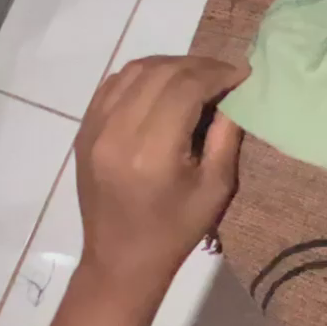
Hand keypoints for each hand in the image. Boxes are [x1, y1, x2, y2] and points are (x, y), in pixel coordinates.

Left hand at [74, 56, 246, 294]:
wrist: (120, 260)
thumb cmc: (175, 230)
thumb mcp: (215, 188)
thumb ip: (226, 135)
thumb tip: (235, 93)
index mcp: (152, 151)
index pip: (186, 87)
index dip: (218, 74)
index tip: (242, 75)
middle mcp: (117, 132)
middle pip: (161, 72)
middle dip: (198, 66)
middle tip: (224, 75)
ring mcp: (94, 128)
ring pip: (134, 71)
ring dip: (170, 66)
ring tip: (196, 77)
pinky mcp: (84, 130)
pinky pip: (113, 85)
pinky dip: (142, 76)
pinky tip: (162, 86)